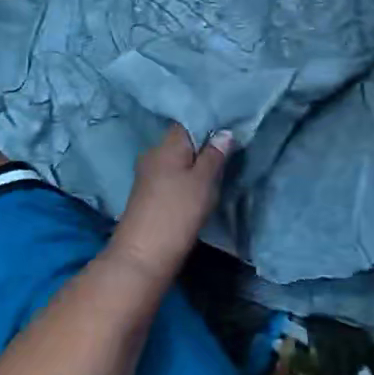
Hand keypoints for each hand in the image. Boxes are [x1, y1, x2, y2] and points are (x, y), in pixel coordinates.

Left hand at [107, 124, 230, 279]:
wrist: (144, 250)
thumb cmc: (177, 210)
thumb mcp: (202, 182)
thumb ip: (213, 156)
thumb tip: (223, 132)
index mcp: (165, 145)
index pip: (186, 124)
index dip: (206, 124)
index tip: (228, 128)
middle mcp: (153, 153)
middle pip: (180, 142)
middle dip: (201, 145)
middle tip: (228, 150)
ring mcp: (147, 173)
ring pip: (175, 159)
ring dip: (193, 163)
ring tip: (218, 168)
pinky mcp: (147, 191)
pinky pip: (169, 174)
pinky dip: (184, 177)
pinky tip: (197, 185)